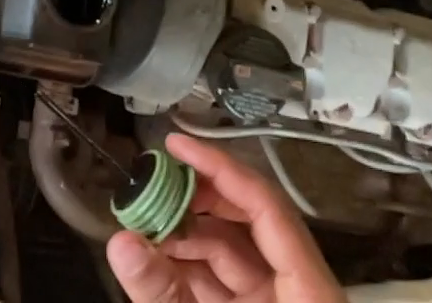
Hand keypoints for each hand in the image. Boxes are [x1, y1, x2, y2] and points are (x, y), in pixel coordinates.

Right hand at [107, 134, 346, 302]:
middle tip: (152, 183)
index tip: (174, 144)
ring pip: (235, 252)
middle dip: (197, 200)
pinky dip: (191, 266)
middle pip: (251, 221)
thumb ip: (164, 296)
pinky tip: (157, 257)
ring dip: (186, 235)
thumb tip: (118, 241)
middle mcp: (305, 292)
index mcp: (312, 294)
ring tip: (143, 223)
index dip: (219, 167)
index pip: (267, 206)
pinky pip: (229, 281)